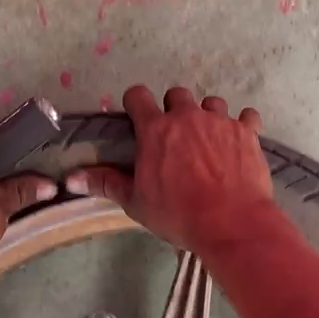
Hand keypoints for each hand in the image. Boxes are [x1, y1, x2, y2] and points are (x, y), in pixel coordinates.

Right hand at [65, 86, 279, 254]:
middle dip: (174, 109)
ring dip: (207, 116)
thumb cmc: (179, 214)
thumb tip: (71, 177)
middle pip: (177, 94)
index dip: (136, 103)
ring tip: (209, 140)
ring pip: (211, 103)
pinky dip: (242, 125)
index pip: (138, 96)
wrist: (232, 222)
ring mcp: (220, 121)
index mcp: (156, 129)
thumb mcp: (137, 203)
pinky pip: (246, 116)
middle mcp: (188, 116)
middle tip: (176, 136)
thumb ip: (106, 183)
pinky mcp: (247, 131)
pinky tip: (239, 141)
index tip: (138, 117)